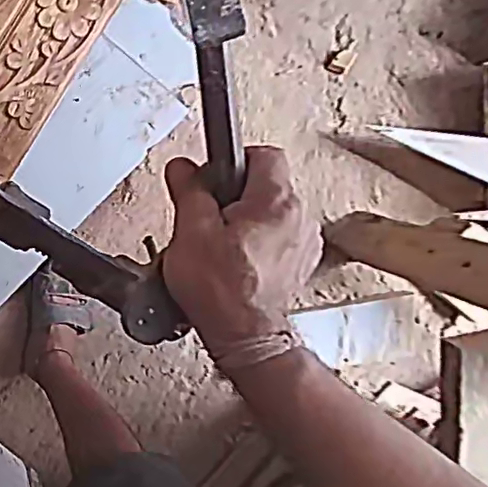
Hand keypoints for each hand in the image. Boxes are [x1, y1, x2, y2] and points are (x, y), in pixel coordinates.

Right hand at [161, 146, 320, 354]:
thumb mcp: (190, 232)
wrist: (242, 331)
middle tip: (205, 220)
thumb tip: (183, 168)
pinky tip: (233, 260)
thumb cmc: (219, 288)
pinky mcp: (299, 262)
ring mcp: (304, 241)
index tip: (209, 180)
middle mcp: (300, 216)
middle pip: (266, 185)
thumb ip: (190, 193)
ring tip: (217, 245)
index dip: (231, 162)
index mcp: (276, 202)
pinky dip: (255, 242)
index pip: (264, 155)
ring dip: (244, 221)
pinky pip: (277, 237)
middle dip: (232, 197)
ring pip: (270, 212)